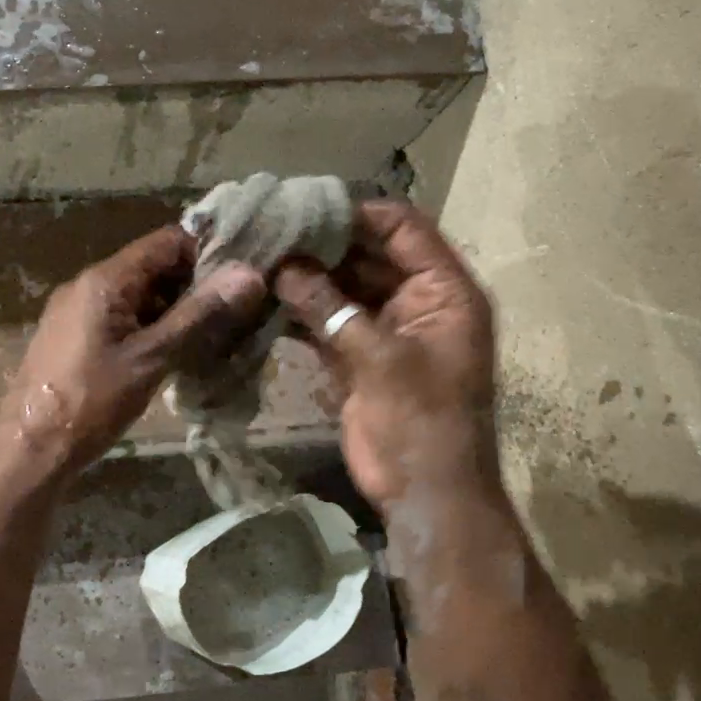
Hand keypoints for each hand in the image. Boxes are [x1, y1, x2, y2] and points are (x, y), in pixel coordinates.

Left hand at [0, 226, 266, 477]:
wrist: (30, 448)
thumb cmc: (91, 402)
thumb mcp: (151, 359)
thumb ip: (198, 315)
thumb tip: (250, 274)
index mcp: (103, 280)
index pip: (166, 242)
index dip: (207, 253)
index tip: (241, 279)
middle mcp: (85, 285)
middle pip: (151, 268)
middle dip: (192, 288)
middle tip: (235, 315)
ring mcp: (75, 312)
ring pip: (137, 297)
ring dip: (172, 313)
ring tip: (211, 338)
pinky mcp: (71, 337)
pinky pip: (119, 319)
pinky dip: (148, 330)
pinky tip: (172, 356)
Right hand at [274, 200, 498, 517]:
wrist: (425, 493)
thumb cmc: (421, 423)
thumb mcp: (380, 360)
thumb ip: (331, 308)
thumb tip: (283, 266)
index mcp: (444, 292)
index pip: (403, 229)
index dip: (356, 214)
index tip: (302, 207)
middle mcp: (417, 302)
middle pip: (367, 255)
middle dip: (320, 245)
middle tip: (266, 232)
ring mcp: (386, 331)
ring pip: (343, 288)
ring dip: (305, 278)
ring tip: (256, 261)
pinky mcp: (359, 358)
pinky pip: (327, 322)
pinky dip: (299, 313)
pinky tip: (262, 302)